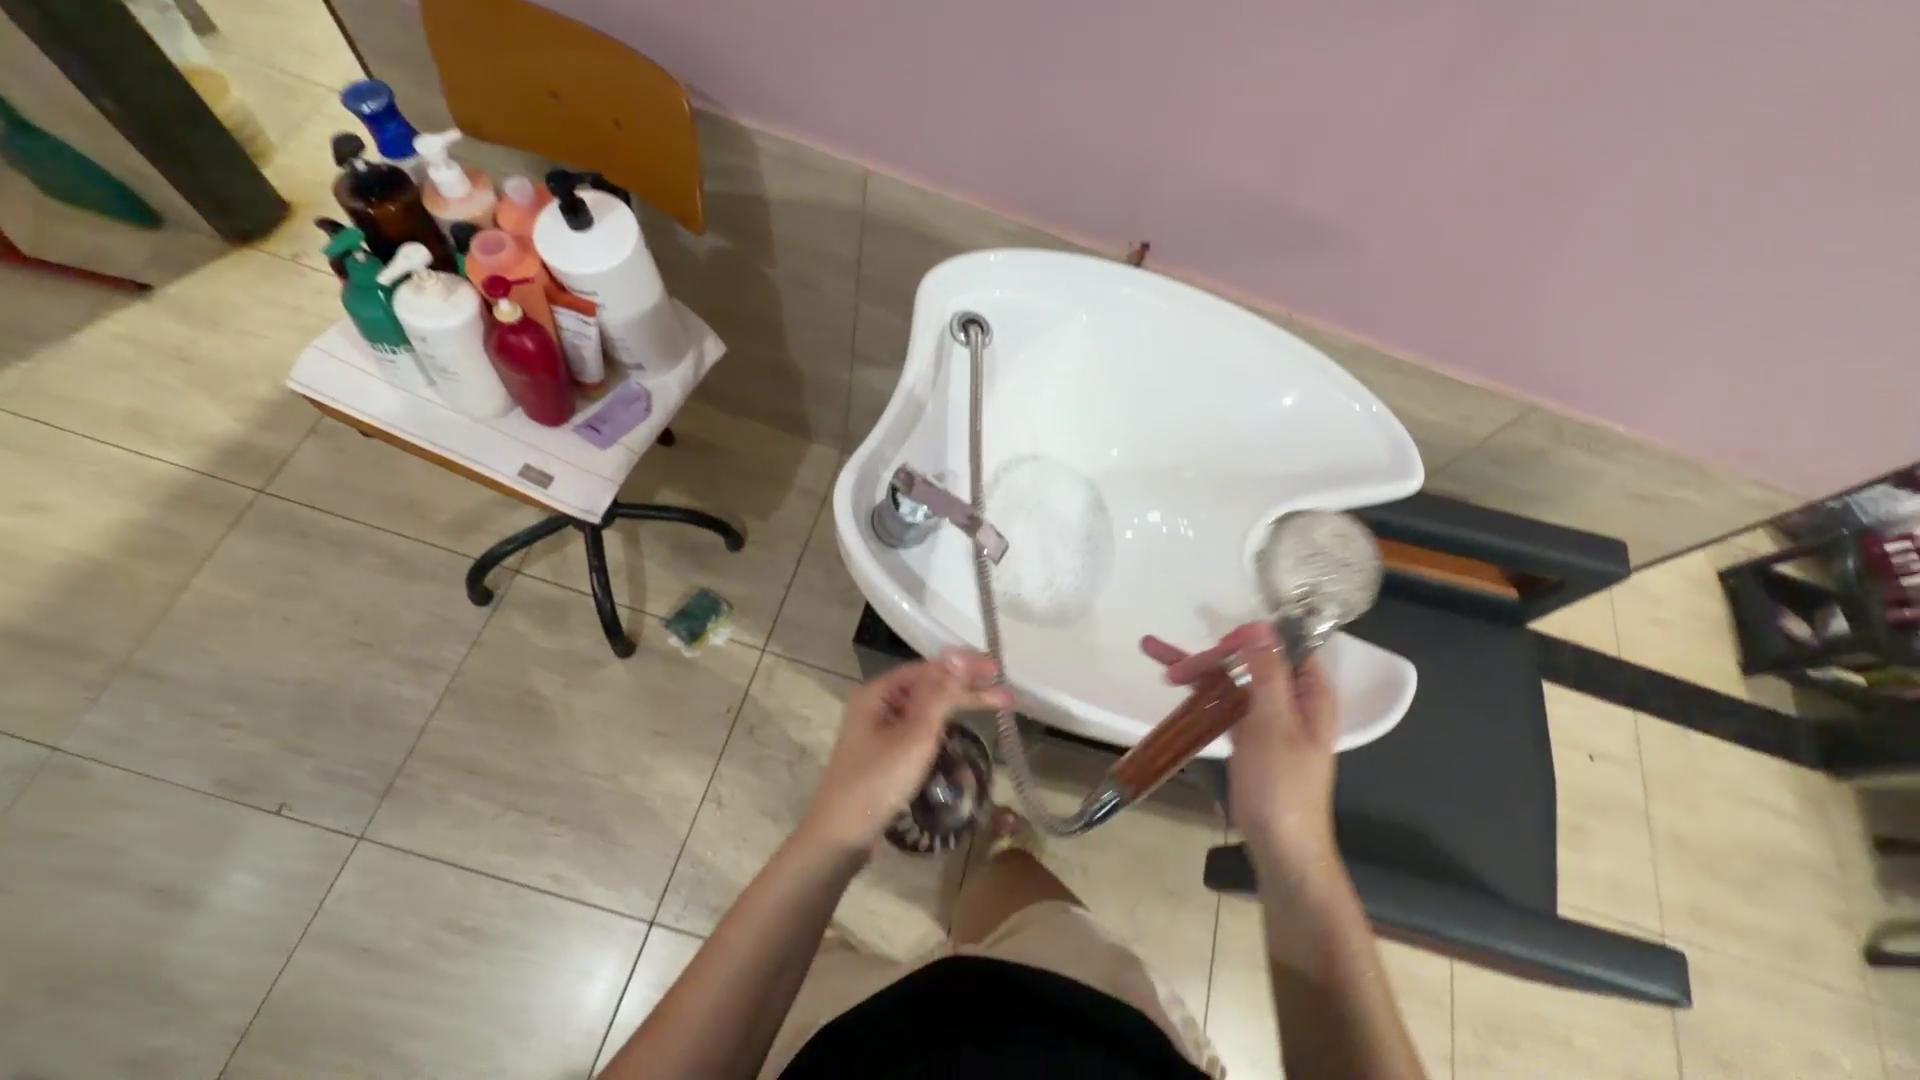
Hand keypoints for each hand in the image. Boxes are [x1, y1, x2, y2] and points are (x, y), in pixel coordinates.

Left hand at [800, 650, 1010, 854]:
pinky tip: (964, 731)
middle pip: (929, 688)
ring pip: (927, 710)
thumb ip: (941, 695)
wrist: (842, 835)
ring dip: (959, 707)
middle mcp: (877, 706)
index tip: (997, 669)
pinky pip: (920, 731)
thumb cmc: (878, 781)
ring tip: (997, 707)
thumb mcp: (915, 734)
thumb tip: (960, 656)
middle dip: (968, 689)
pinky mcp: (886, 755)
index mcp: (877, 693)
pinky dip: (944, 728)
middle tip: (1006, 692)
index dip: (964, 667)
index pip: (928, 669)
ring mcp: (880, 732)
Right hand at [1141, 622, 1339, 877]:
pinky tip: (1175, 684)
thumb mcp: (1273, 724)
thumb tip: (1260, 625)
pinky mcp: (1248, 737)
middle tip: (1171, 664)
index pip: (1286, 647)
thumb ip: (1267, 673)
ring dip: (1198, 669)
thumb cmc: (1282, 785)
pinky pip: (1224, 704)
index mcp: (1311, 693)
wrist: (1280, 845)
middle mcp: (1291, 700)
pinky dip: (1201, 694)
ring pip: (1232, 681)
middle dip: (1211, 657)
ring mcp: (1268, 719)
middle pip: (1250, 663)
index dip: (1254, 637)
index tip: (1219, 639)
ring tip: (1153, 652)